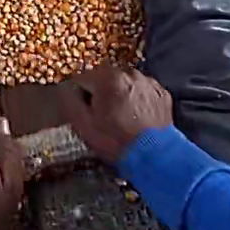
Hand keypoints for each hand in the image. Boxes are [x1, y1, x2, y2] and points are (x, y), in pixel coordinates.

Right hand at [59, 64, 173, 163]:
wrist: (155, 156)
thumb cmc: (115, 141)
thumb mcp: (82, 124)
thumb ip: (69, 100)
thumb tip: (68, 89)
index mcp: (107, 77)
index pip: (81, 79)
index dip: (80, 97)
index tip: (86, 113)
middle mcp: (129, 73)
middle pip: (103, 78)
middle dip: (100, 93)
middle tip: (104, 117)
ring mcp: (148, 82)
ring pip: (123, 83)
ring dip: (119, 94)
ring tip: (122, 118)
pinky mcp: (161, 93)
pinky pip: (141, 90)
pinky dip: (136, 99)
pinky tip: (136, 117)